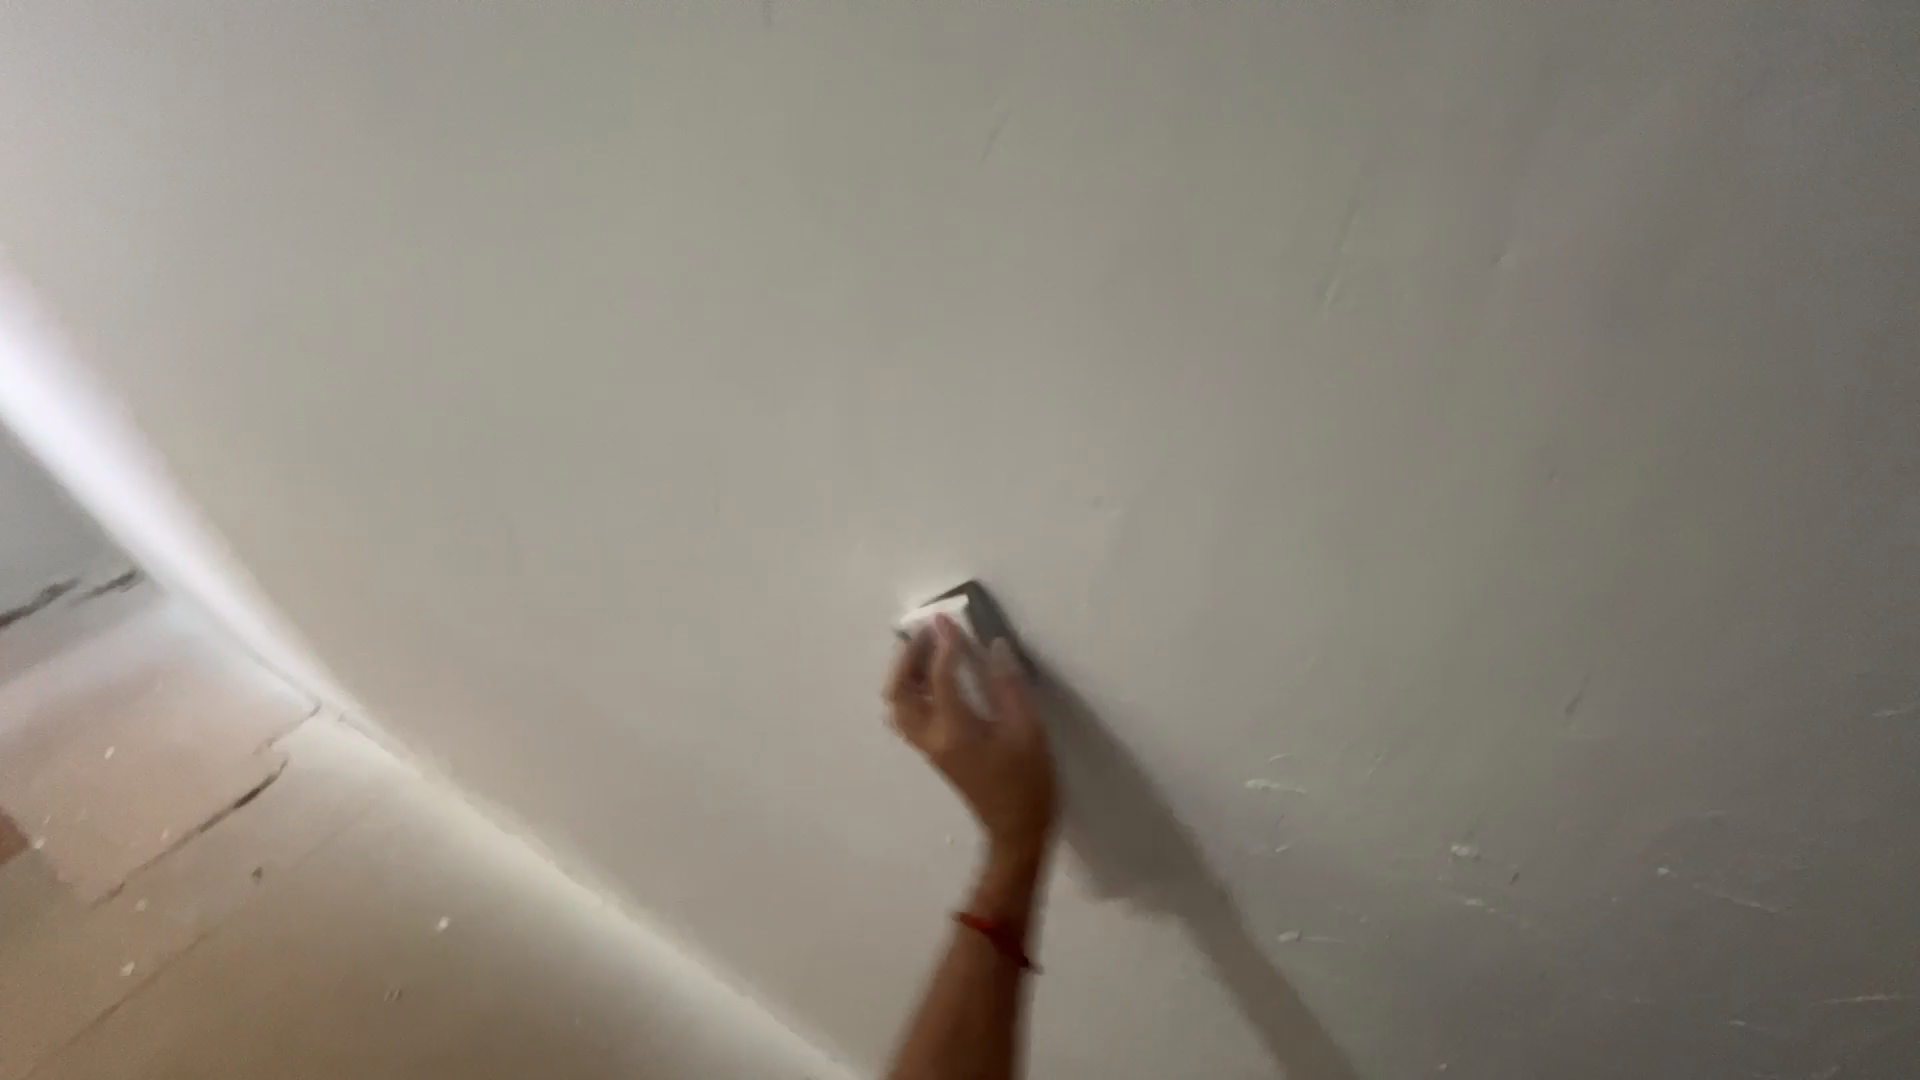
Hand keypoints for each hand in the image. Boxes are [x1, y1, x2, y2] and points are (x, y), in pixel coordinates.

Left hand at [886, 615, 1057, 860]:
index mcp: (956, 730)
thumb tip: (995, 646)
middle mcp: (932, 737)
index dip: (944, 645)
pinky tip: (930, 675)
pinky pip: (906, 714)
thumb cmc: (1028, 780)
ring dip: (905, 671)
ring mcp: (928, 746)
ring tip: (924, 647)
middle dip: (909, 655)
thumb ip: (1008, 685)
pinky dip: (910, 688)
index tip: (948, 620)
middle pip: (900, 690)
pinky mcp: (932, 750)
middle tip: (927, 631)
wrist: (1016, 828)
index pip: (940, 677)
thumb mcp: (1028, 730)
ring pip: (897, 703)